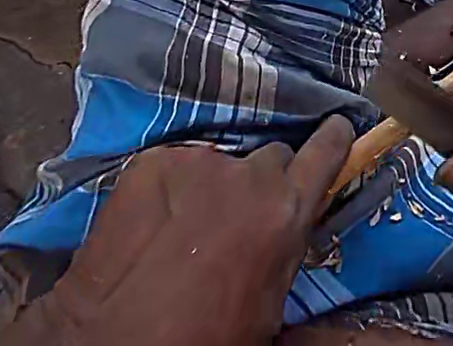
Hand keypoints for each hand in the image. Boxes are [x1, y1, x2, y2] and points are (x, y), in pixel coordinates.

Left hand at [11, 114, 353, 345]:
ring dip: (214, 186)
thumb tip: (292, 223)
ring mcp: (198, 160)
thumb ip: (285, 248)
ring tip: (187, 228)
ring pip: (220, 162)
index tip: (339, 128)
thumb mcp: (268, 308)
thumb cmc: (204, 341)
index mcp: (283, 212)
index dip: (333, 140)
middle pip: (270, 158)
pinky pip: (177, 165)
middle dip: (263, 181)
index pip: (324, 152)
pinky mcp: (155, 158)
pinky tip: (155, 220)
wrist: (114, 341)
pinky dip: (172, 187)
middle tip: (240, 218)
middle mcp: (248, 174)